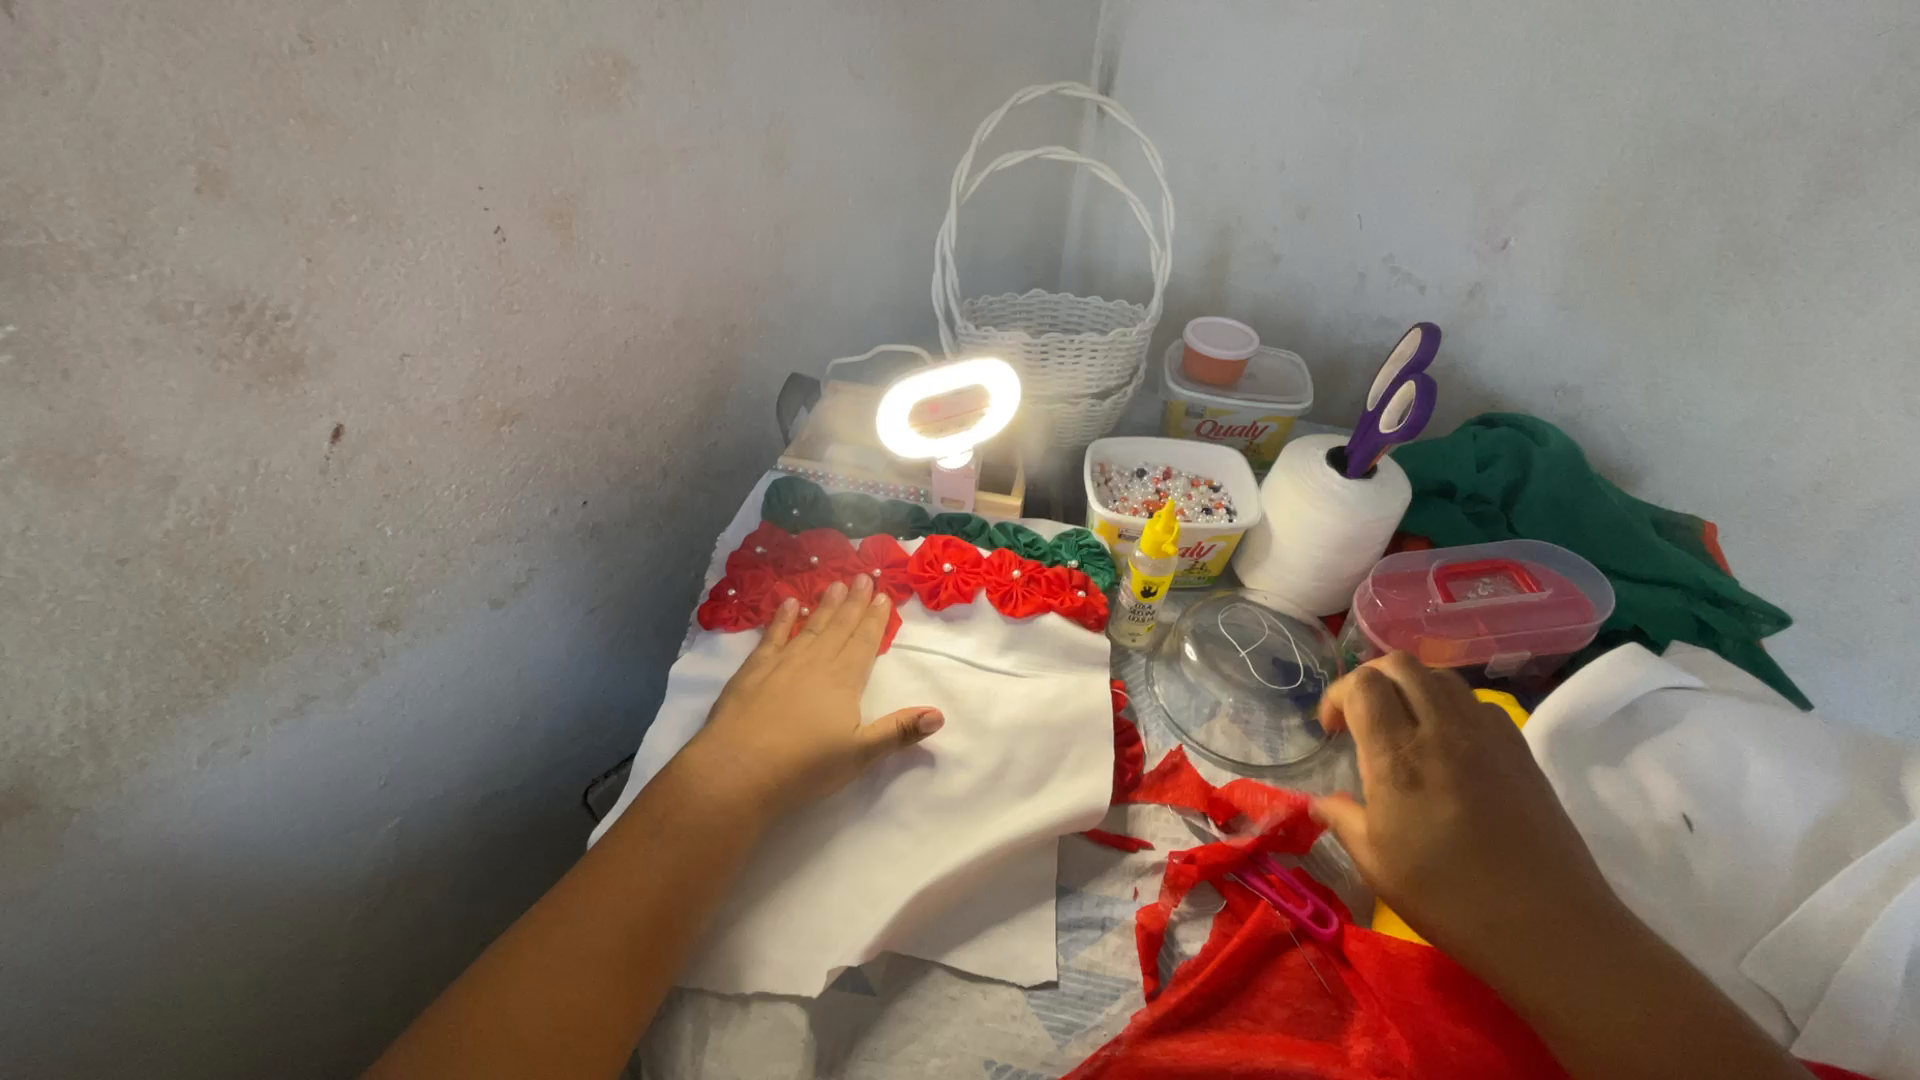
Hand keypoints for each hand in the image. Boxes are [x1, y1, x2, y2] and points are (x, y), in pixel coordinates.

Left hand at [680, 572, 942, 816]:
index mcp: (845, 680)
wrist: (738, 769)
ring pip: (810, 626)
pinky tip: (787, 603)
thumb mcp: (860, 754)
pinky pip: (773, 636)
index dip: (875, 619)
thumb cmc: (804, 766)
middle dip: (854, 602)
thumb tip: (939, 713)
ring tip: (836, 583)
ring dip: (825, 605)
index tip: (883, 596)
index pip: (865, 642)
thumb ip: (899, 731)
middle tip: (864, 577)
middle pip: (840, 627)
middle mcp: (816, 662)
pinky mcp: (753, 670)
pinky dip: (781, 619)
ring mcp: (782, 663)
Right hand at [1311, 653, 1622, 974]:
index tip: (1333, 731)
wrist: (1550, 927)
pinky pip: (1476, 703)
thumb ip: (1342, 819)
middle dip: (1370, 679)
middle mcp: (1442, 732)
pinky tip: (1447, 746)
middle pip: (1401, 665)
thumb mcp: (1375, 863)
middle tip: (1362, 717)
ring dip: (1411, 688)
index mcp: (1398, 757)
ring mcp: (1487, 737)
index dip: (1337, 696)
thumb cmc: (1449, 897)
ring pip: (1441, 677)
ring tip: (1402, 726)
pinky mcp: (1520, 750)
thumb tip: (1321, 802)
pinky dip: (1450, 707)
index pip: (1362, 685)